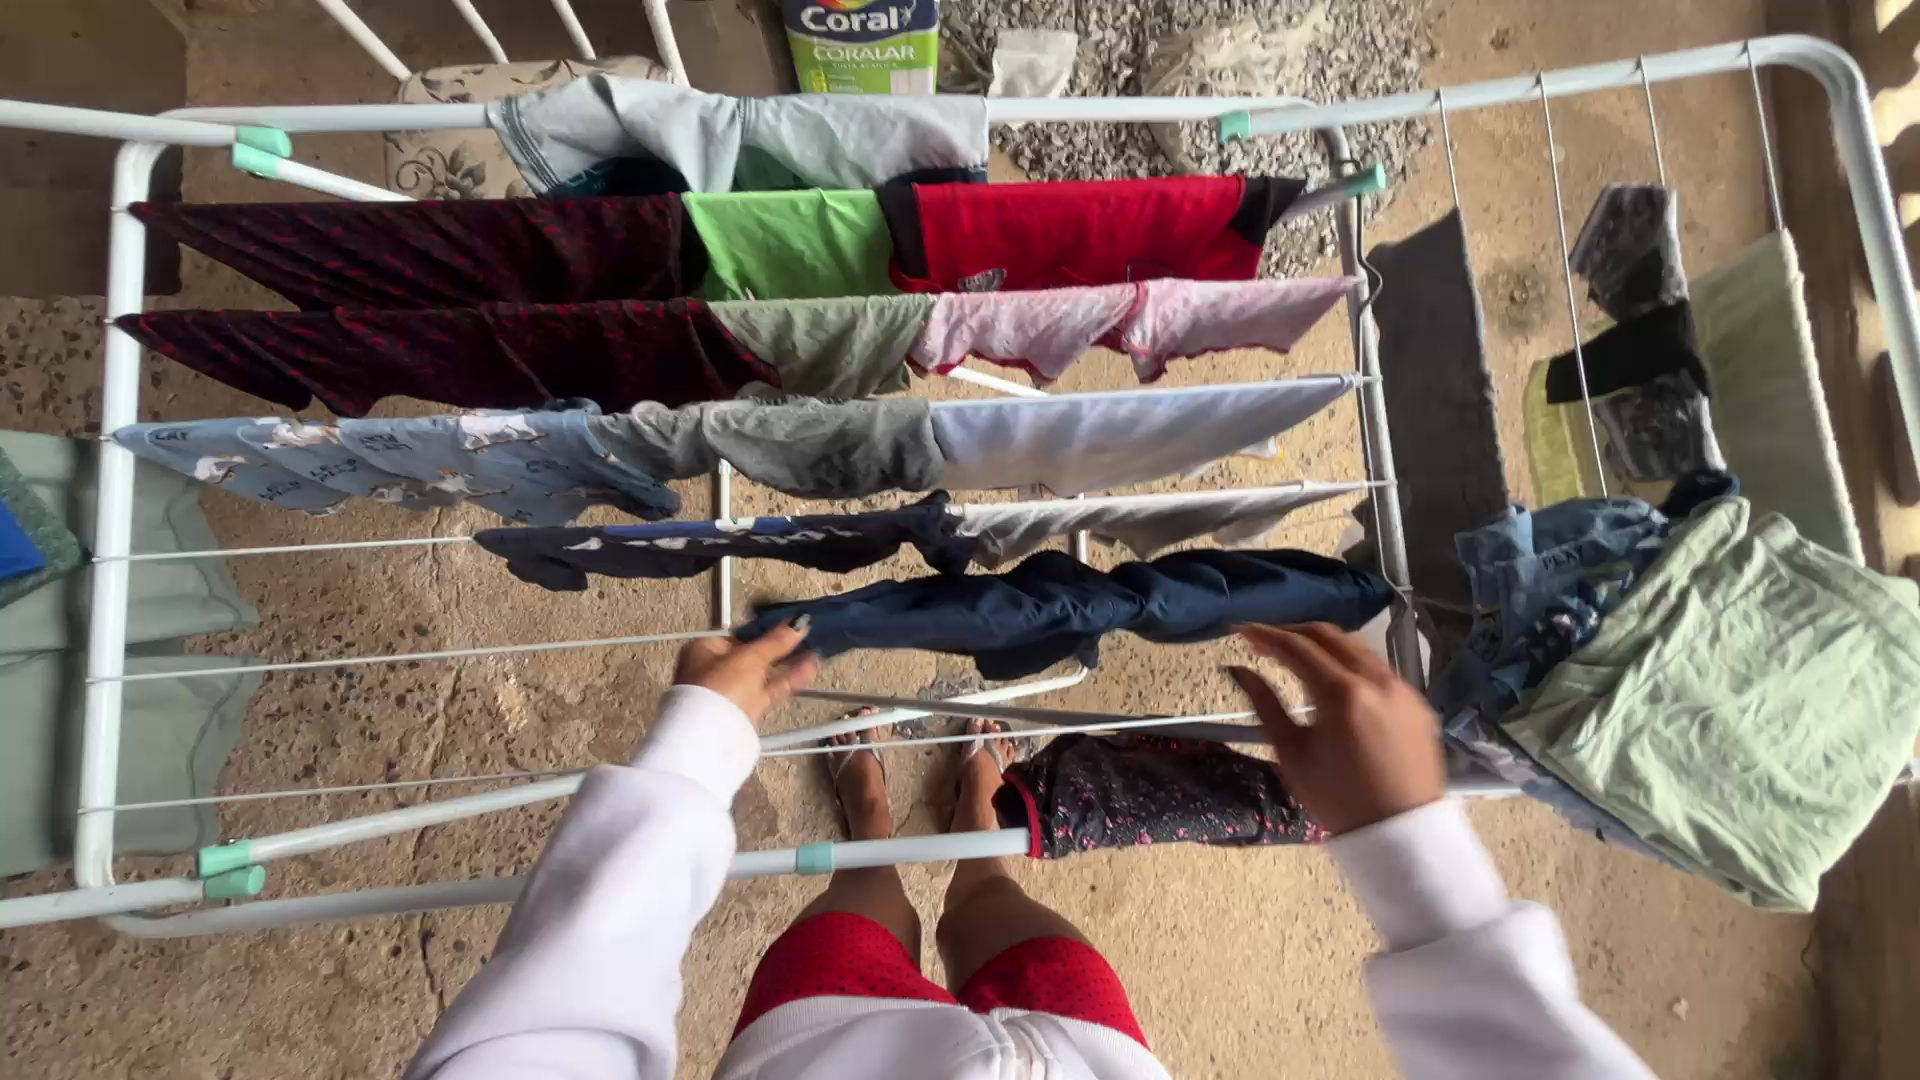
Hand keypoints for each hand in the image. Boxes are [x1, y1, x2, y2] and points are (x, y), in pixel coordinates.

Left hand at [673, 619, 819, 727]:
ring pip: (765, 673)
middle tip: (804, 637)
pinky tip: (810, 667)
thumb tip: (798, 623)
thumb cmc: (720, 685)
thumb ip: (777, 640)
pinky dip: (789, 679)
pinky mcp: (747, 709)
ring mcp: (732, 691)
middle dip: (781, 648)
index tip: (788, 626)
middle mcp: (715, 670)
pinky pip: (771, 689)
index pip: (738, 635)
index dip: (764, 630)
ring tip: (815, 650)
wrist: (712, 732)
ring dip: (789, 662)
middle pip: (754, 655)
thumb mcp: (750, 656)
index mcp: (705, 650)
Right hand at [1226, 622, 1445, 834]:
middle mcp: (1377, 680)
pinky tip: (1332, 679)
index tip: (1238, 629)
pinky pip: (1377, 668)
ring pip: (1356, 647)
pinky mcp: (1417, 704)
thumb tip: (1237, 669)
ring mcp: (1402, 689)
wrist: (1403, 835)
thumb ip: (1263, 702)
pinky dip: (1347, 662)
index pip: (1295, 647)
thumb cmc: (1337, 798)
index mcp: (1342, 693)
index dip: (1263, 634)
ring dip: (1320, 644)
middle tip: (1263, 641)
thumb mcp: (1290, 751)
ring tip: (1294, 656)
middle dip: (1291, 631)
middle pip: (1328, 634)